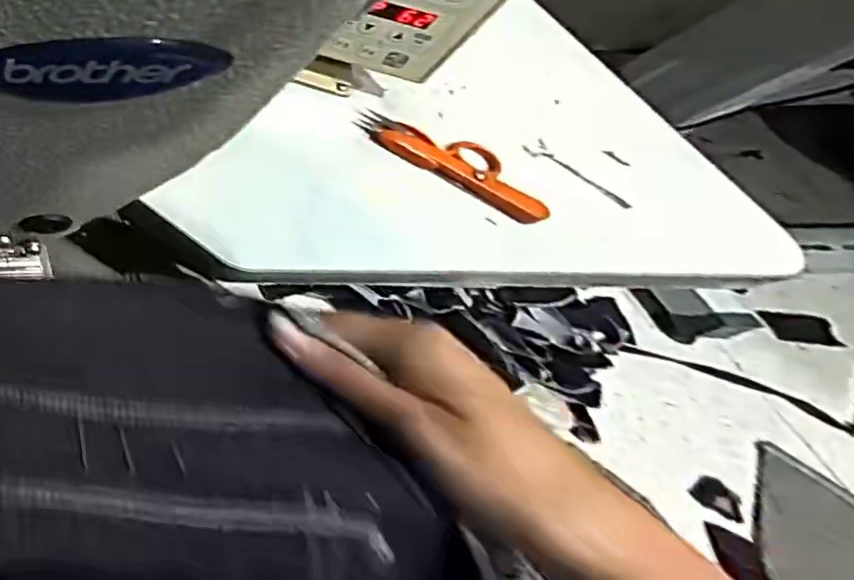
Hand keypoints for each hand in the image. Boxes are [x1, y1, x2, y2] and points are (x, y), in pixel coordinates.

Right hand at [270, 311, 722, 579]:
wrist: (588, 534)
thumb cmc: (500, 476)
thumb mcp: (407, 422)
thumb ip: (342, 372)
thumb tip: (280, 329)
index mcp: (415, 336)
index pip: (328, 318)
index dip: (296, 338)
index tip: (264, 358)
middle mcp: (428, 342)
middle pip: (348, 339)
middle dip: (321, 362)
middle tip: (295, 396)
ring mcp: (441, 368)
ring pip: (368, 363)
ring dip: (345, 383)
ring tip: (327, 412)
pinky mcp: (449, 397)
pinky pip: (390, 383)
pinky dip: (371, 399)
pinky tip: (368, 425)